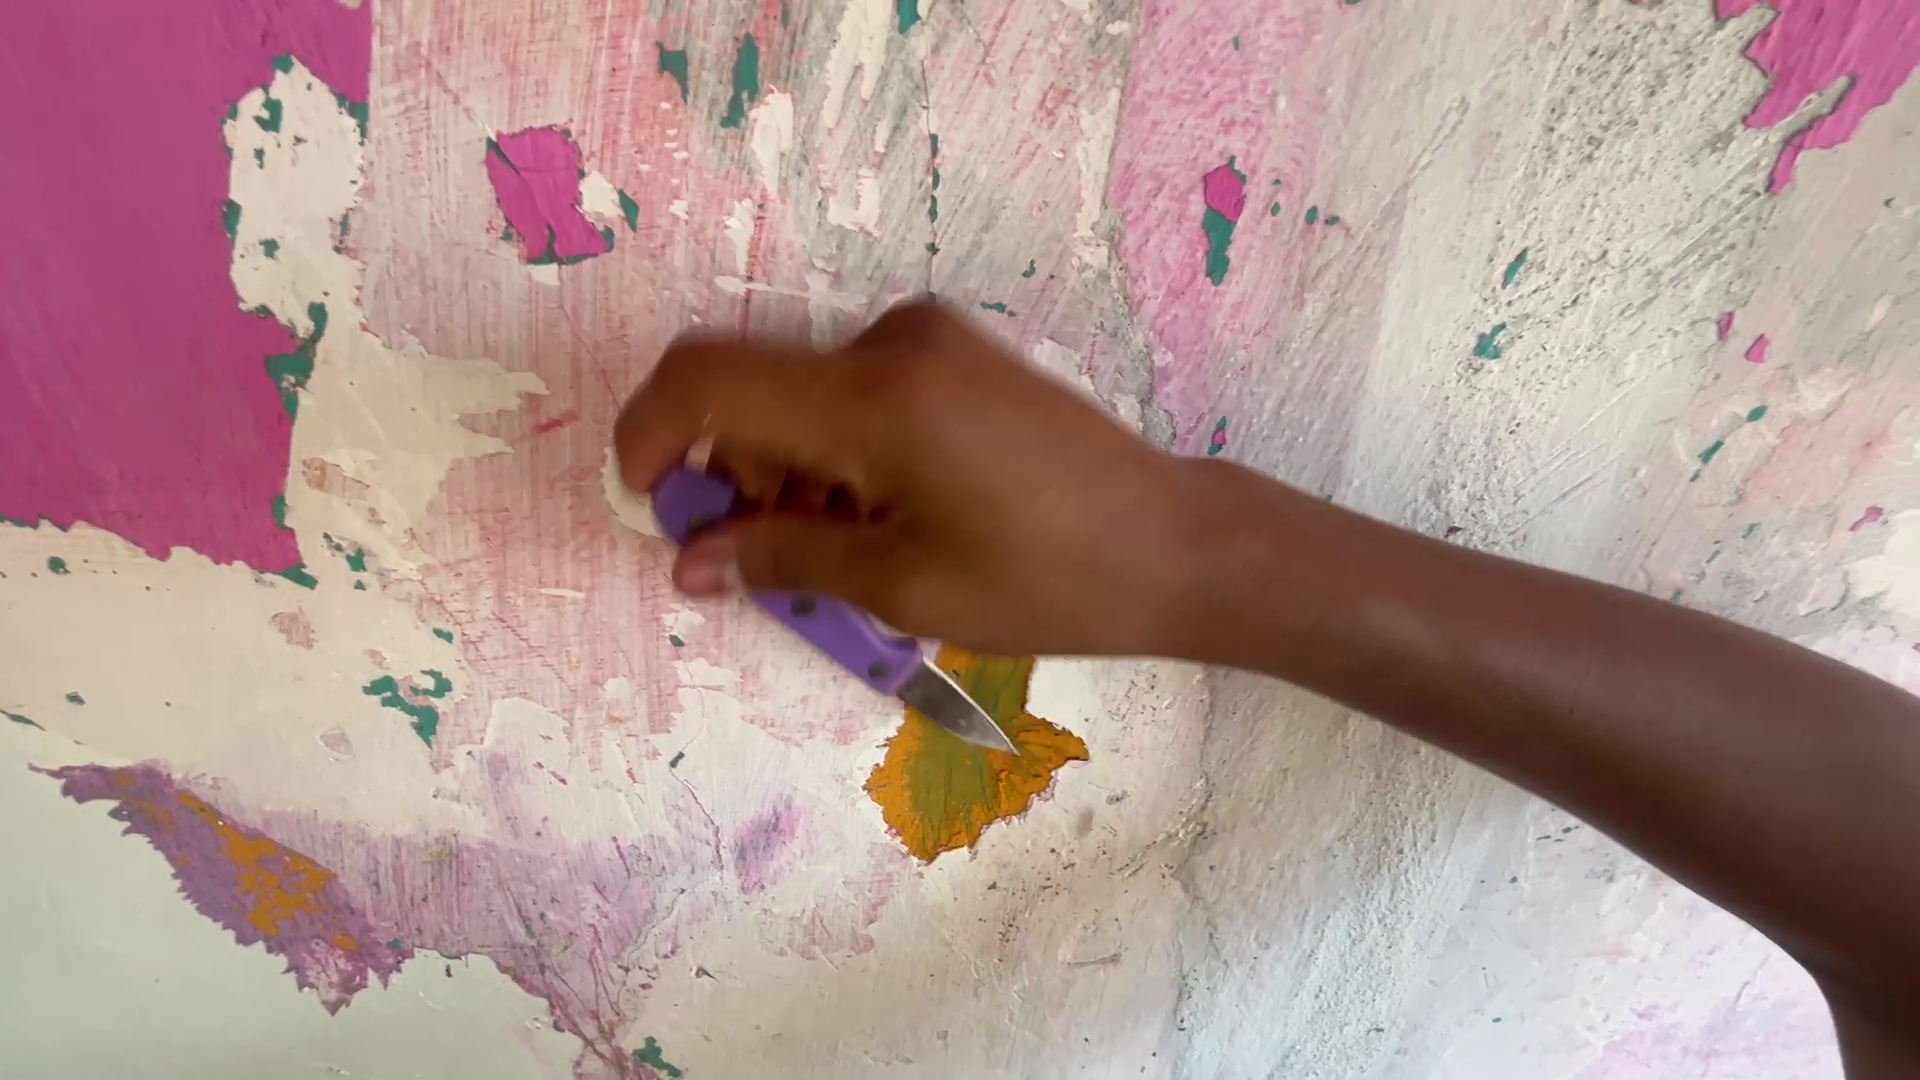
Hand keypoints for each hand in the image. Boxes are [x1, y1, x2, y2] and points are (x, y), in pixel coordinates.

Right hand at [614, 302, 1202, 655]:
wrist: (1172, 543)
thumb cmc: (1043, 580)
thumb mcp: (901, 585)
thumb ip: (783, 557)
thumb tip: (691, 560)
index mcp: (872, 396)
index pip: (708, 377)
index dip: (652, 434)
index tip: (650, 502)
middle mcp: (893, 341)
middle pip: (758, 389)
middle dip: (733, 473)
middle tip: (756, 559)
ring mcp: (933, 341)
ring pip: (808, 396)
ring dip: (790, 470)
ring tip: (836, 550)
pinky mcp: (960, 356)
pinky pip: (860, 394)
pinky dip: (839, 452)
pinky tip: (878, 512)